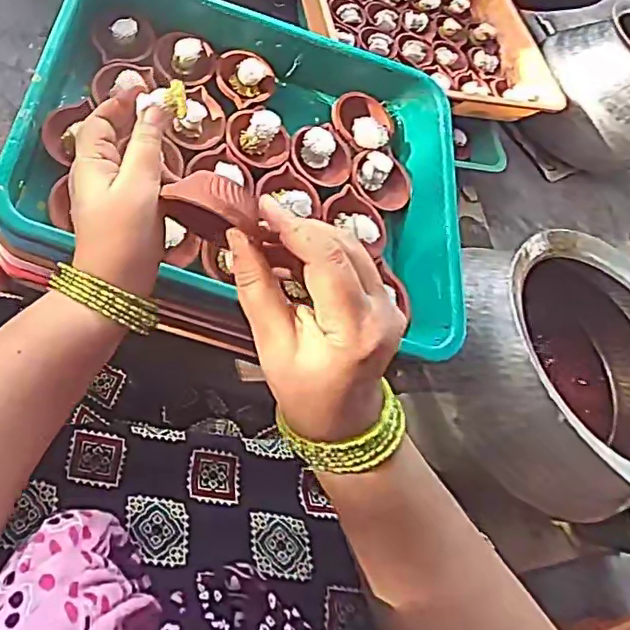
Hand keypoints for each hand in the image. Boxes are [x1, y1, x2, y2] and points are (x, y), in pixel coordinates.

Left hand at [68, 83, 170, 298]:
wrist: (115, 288)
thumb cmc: (124, 236)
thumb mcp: (140, 182)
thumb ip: (147, 142)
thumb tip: (155, 105)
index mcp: (91, 164)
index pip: (99, 120)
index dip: (119, 101)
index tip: (143, 88)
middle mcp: (94, 175)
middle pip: (111, 136)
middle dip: (134, 119)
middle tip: (164, 109)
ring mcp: (107, 195)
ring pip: (125, 158)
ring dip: (146, 144)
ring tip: (171, 137)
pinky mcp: (121, 211)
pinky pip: (135, 179)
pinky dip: (151, 169)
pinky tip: (171, 175)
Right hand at [226, 200, 406, 441]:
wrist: (343, 421)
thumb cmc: (305, 391)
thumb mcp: (270, 343)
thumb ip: (255, 287)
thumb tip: (239, 239)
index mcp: (354, 329)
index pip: (327, 258)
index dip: (292, 226)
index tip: (262, 208)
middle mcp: (382, 311)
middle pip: (342, 244)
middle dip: (298, 226)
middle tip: (259, 224)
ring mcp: (390, 303)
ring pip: (350, 245)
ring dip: (309, 235)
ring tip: (270, 238)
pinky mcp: (386, 298)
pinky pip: (354, 258)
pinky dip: (321, 248)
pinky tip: (293, 253)